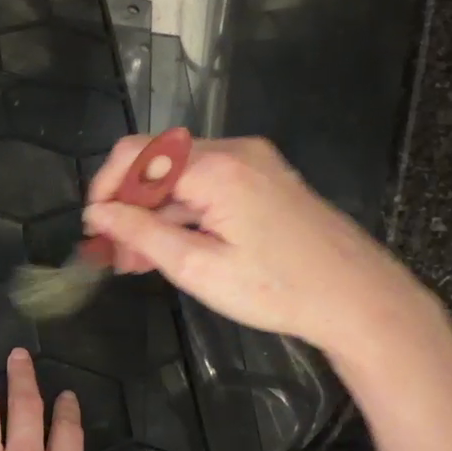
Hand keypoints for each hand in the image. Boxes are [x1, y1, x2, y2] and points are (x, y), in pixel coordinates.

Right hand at [83, 134, 443, 364]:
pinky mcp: (264, 179)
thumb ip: (141, 234)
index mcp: (216, 168)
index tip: (93, 229)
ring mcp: (253, 163)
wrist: (358, 298)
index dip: (105, 187)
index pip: (138, 154)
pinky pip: (207, 186)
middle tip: (109, 253)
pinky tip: (168, 249)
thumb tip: (97, 214)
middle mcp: (234, 152)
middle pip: (157, 162)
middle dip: (126, 204)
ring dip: (151, 213)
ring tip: (133, 262)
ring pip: (180, 177)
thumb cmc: (276, 289)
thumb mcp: (197, 267)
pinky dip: (181, 213)